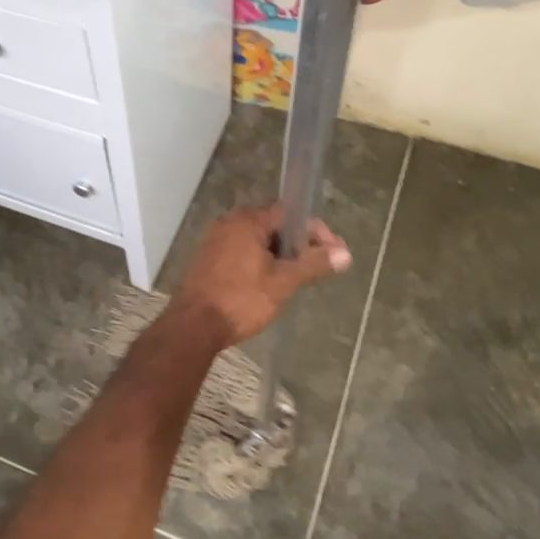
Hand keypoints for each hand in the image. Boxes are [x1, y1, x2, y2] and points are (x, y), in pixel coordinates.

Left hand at [172, 207, 349, 346]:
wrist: (194, 325)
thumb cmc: (242, 299)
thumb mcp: (283, 282)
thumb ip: (313, 264)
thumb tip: (345, 253)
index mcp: (248, 220)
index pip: (290, 213)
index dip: (315, 231)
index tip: (333, 251)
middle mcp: (229, 222)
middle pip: (273, 225)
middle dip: (299, 243)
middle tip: (318, 264)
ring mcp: (215, 240)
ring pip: (257, 240)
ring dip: (279, 254)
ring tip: (298, 276)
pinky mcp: (208, 259)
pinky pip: (242, 251)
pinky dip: (260, 261)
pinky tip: (270, 281)